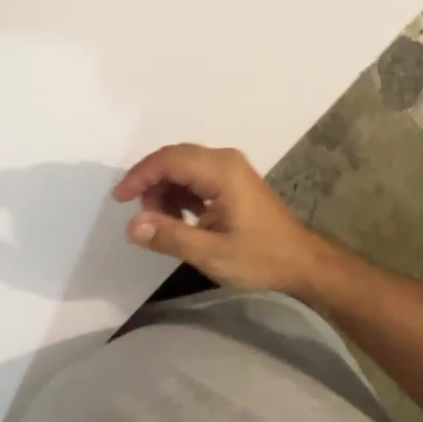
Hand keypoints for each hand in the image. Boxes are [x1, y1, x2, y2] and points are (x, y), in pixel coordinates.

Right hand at [113, 144, 339, 296]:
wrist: (302, 262)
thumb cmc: (260, 258)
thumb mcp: (212, 253)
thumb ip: (171, 237)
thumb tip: (132, 226)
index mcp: (221, 170)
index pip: (169, 160)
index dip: (140, 176)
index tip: (120, 199)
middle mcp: (224, 160)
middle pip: (175, 159)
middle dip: (152, 184)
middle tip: (143, 217)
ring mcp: (230, 168)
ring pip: (183, 167)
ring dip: (166, 191)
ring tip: (163, 223)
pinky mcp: (232, 180)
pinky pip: (195, 176)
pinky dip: (181, 194)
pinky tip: (181, 220)